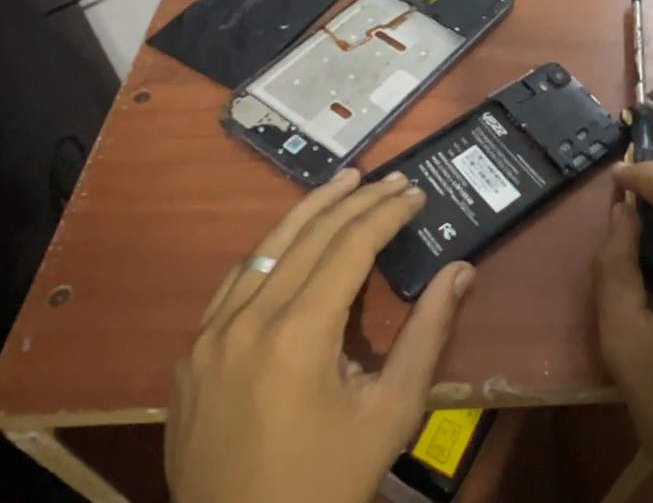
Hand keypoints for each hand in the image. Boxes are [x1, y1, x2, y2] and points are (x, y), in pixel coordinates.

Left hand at [166, 168, 473, 502]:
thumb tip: (460, 270)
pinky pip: (234, 282)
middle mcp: (249, 320)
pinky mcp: (192, 353)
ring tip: (345, 182)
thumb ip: (427, 333)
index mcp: (299, 334)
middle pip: (309, 236)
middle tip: (392, 179)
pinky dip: (269, 251)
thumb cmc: (329, 478)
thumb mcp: (392, 412)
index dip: (387, 214)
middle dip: (356, 200)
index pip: (350, 246)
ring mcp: (211, 335)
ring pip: (265, 249)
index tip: (416, 194)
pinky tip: (289, 240)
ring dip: (310, 212)